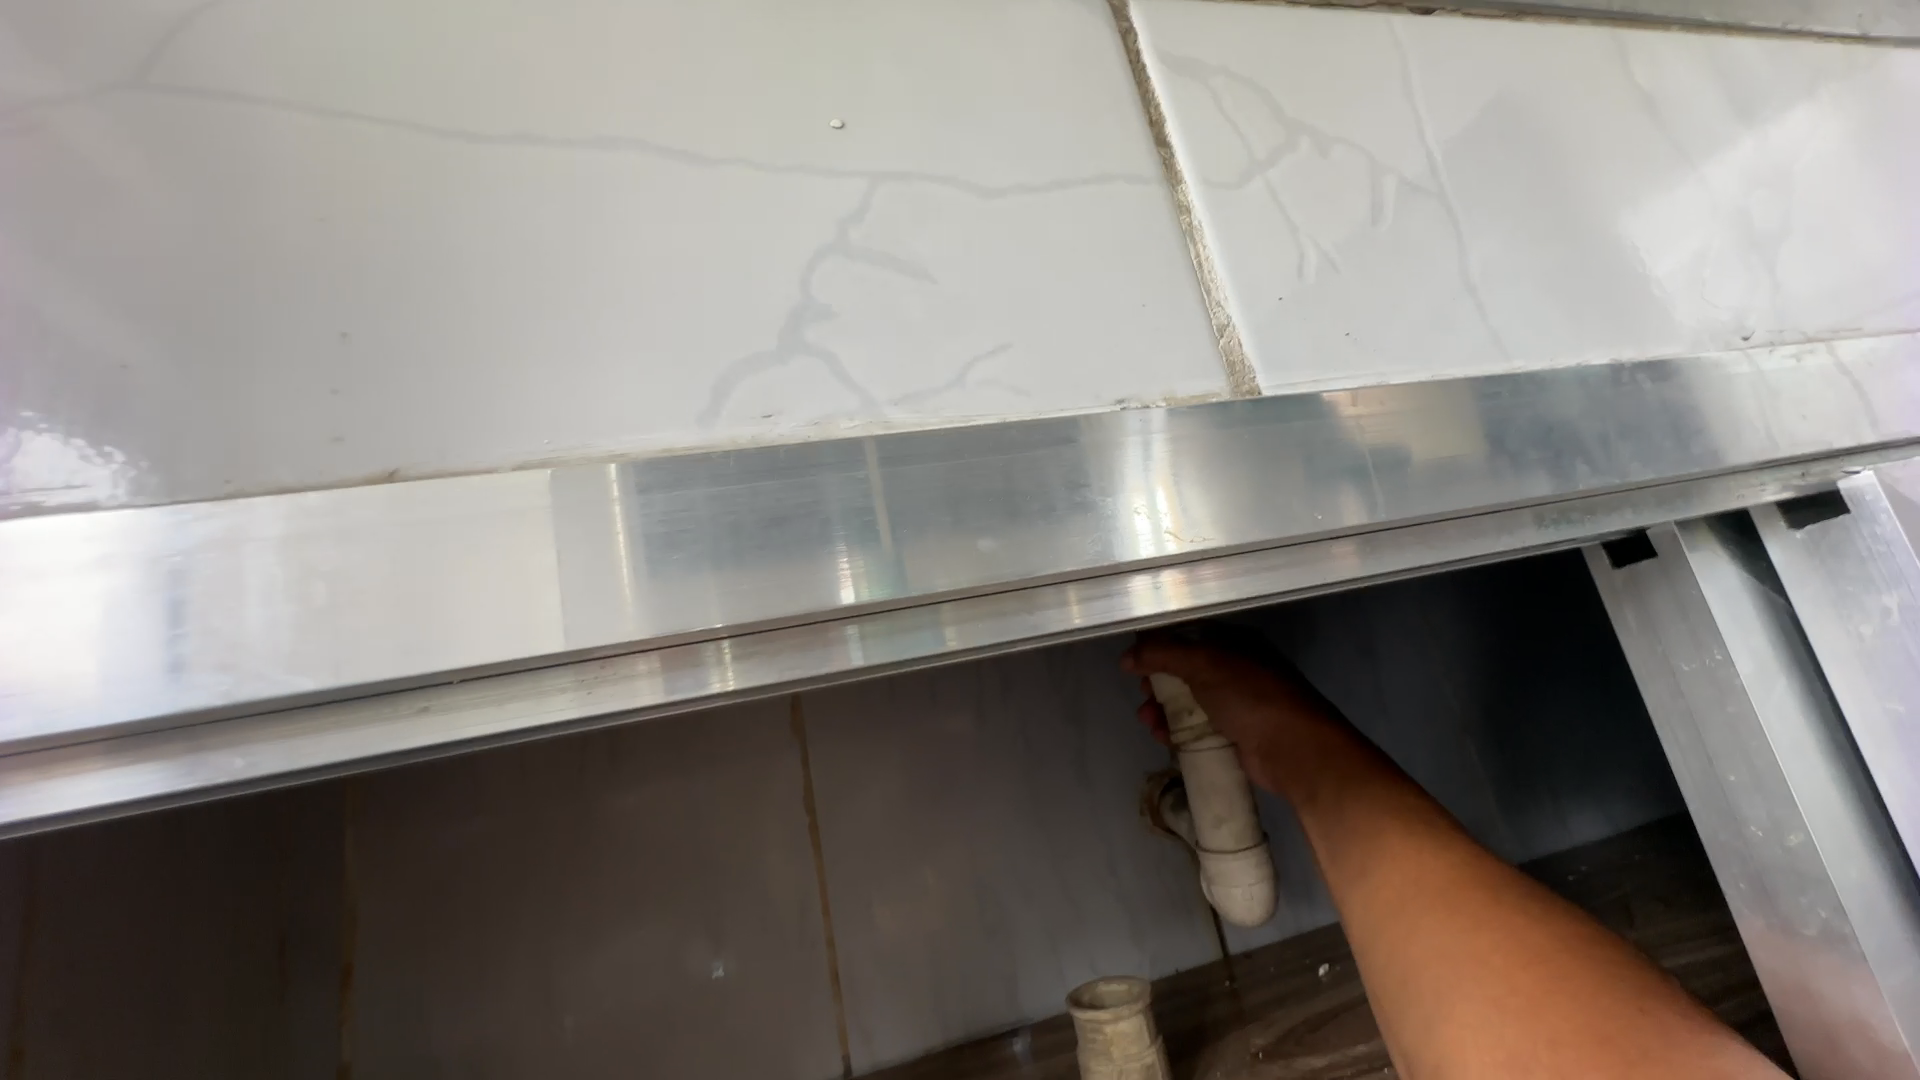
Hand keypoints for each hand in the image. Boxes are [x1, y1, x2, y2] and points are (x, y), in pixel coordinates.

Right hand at [1121, 626, 1344, 796]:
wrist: (1294, 749)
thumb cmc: (1250, 696)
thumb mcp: (1203, 663)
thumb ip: (1161, 654)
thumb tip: (1127, 657)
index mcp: (1232, 643)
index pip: (1187, 635)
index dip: (1159, 646)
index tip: (1135, 660)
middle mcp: (1234, 669)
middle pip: (1184, 670)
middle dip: (1158, 682)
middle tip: (1144, 694)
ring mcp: (1234, 703)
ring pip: (1187, 701)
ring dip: (1163, 709)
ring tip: (1148, 721)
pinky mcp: (1233, 734)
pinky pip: (1196, 727)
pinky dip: (1175, 730)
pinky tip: (1162, 737)